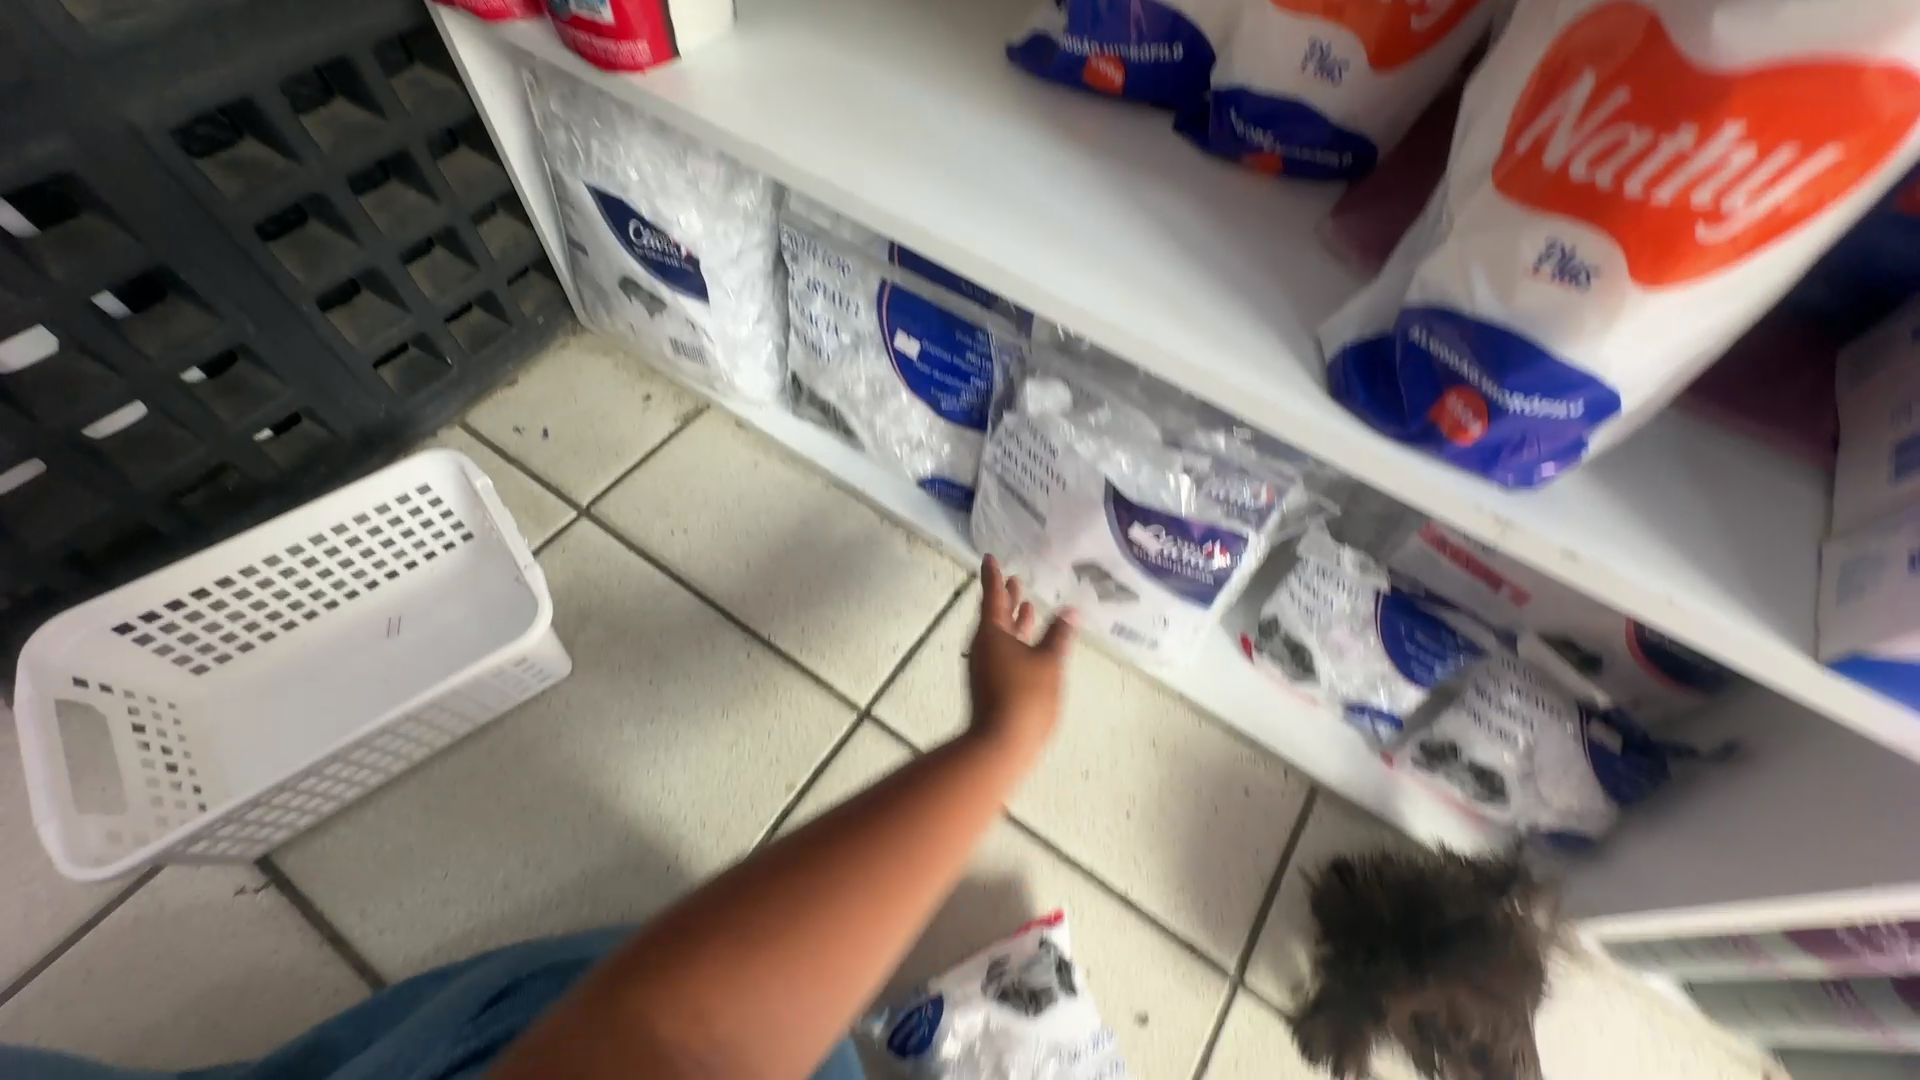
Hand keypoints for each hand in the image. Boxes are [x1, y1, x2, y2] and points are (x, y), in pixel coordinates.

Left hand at [967, 555, 1076, 760]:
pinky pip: (1004, 652)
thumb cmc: (1025, 697)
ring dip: (1014, 619)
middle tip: (1015, 579)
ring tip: (1028, 606)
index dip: (994, 577)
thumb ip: (1060, 634)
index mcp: (992, 634)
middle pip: (995, 615)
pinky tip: (1032, 644)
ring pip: (1000, 635)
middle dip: (1007, 597)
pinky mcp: (992, 685)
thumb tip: (1072, 609)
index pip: (993, 596)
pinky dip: (1016, 640)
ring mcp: (986, 667)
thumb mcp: (1049, 662)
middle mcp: (984, 647)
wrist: (1001, 745)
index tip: (989, 558)